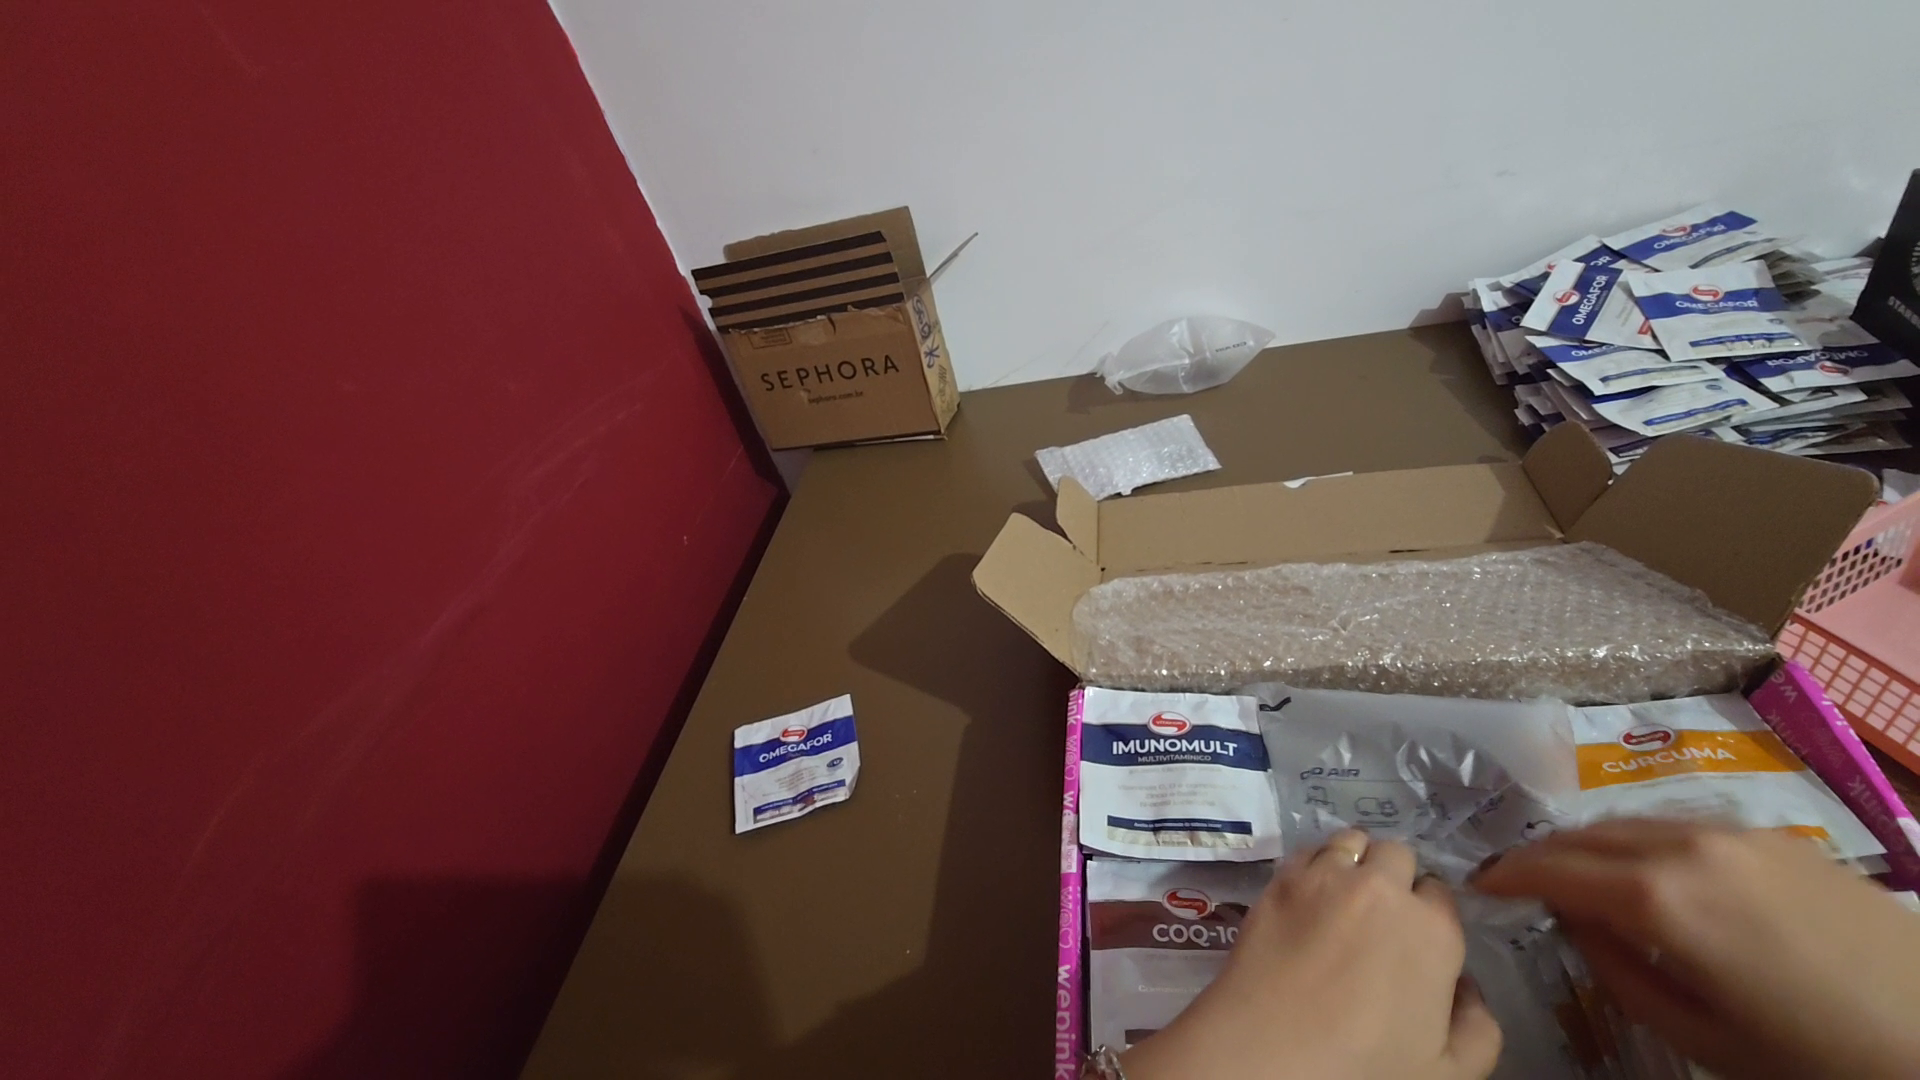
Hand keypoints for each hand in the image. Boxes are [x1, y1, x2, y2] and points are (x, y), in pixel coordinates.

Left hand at [1121, 830, 1500, 1079]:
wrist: (1271, 1049)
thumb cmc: (1365, 1067)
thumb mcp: (1450, 1072)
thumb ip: (1477, 1026)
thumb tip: (1468, 986)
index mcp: (1432, 932)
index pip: (1440, 893)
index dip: (1428, 911)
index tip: (1414, 932)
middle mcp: (1382, 888)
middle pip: (1396, 854)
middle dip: (1394, 875)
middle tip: (1379, 909)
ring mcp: (1326, 875)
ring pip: (1351, 841)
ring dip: (1355, 858)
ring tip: (1345, 889)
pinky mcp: (1281, 876)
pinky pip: (1308, 850)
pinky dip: (1315, 861)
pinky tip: (1310, 890)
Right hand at [1473, 818, 1919, 1079]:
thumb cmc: (1818, 1057)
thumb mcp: (1700, 1035)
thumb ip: (1616, 968)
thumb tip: (1576, 918)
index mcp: (1659, 897)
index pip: (1550, 868)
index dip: (1505, 875)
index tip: (1479, 885)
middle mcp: (1684, 845)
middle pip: (1582, 835)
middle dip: (1541, 857)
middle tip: (1519, 882)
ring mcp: (1734, 833)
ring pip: (1626, 822)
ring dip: (1590, 845)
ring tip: (1581, 876)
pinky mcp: (1774, 837)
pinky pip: (1679, 826)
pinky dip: (1642, 842)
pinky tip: (1653, 873)